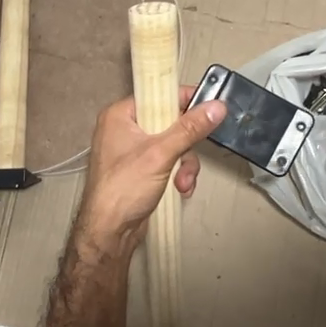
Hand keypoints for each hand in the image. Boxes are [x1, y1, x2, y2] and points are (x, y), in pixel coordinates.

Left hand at [74, 87, 226, 249]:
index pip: (159, 95)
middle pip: (170, 123)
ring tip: (183, 182)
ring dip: (184, 165)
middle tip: (189, 157)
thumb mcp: (161, 154)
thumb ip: (190, 128)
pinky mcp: (141, 170)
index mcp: (120, 115)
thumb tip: (216, 107)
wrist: (109, 232)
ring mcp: (133, 151)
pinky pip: (168, 162)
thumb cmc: (123, 189)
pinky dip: (177, 174)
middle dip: (186, 146)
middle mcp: (125, 129)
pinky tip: (180, 189)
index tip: (210, 106)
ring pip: (173, 145)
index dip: (185, 100)